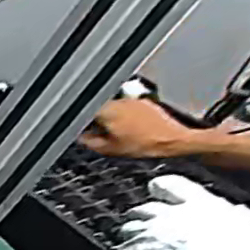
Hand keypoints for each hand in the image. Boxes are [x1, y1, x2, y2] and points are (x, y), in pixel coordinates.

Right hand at [81, 98, 202, 158]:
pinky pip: (127, 107)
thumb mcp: (107, 149)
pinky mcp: (145, 103)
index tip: (80, 130)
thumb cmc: (141, 145)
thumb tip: (81, 136)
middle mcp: (123, 102)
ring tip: (113, 132)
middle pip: (100, 107)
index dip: (81, 122)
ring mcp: (135, 101)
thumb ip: (89, 141)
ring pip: (113, 107)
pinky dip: (122, 116)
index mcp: (110, 112)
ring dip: (109, 117)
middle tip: (95, 133)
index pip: (87, 111)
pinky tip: (127, 128)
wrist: (169, 140)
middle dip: (95, 119)